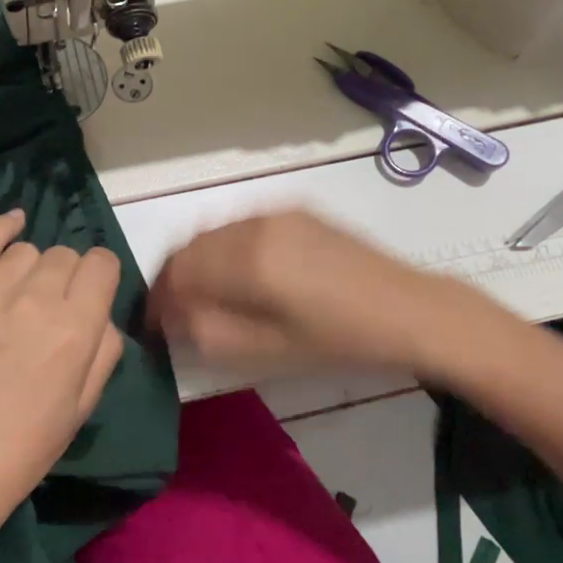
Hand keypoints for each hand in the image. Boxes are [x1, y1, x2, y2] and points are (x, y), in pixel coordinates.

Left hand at [0, 210, 124, 524]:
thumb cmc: (28, 445)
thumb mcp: (85, 404)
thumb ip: (104, 348)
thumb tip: (99, 315)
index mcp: (77, 326)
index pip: (102, 264)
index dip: (102, 278)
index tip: (93, 297)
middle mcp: (38, 297)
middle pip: (66, 255)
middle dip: (69, 277)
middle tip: (56, 310)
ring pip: (29, 250)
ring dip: (35, 268)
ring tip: (25, 298)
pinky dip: (2, 228)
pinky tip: (14, 224)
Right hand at [147, 208, 497, 378]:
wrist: (409, 312)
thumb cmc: (337, 342)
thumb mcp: (265, 351)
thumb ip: (205, 332)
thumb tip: (169, 318)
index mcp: (245, 260)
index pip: (176, 271)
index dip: (157, 299)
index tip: (152, 326)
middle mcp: (253, 225)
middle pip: (191, 247)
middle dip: (176, 279)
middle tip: (177, 314)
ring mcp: (276, 212)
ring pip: (215, 233)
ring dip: (200, 262)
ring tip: (209, 297)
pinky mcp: (296, 210)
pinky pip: (242, 225)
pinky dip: (228, 248)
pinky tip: (244, 276)